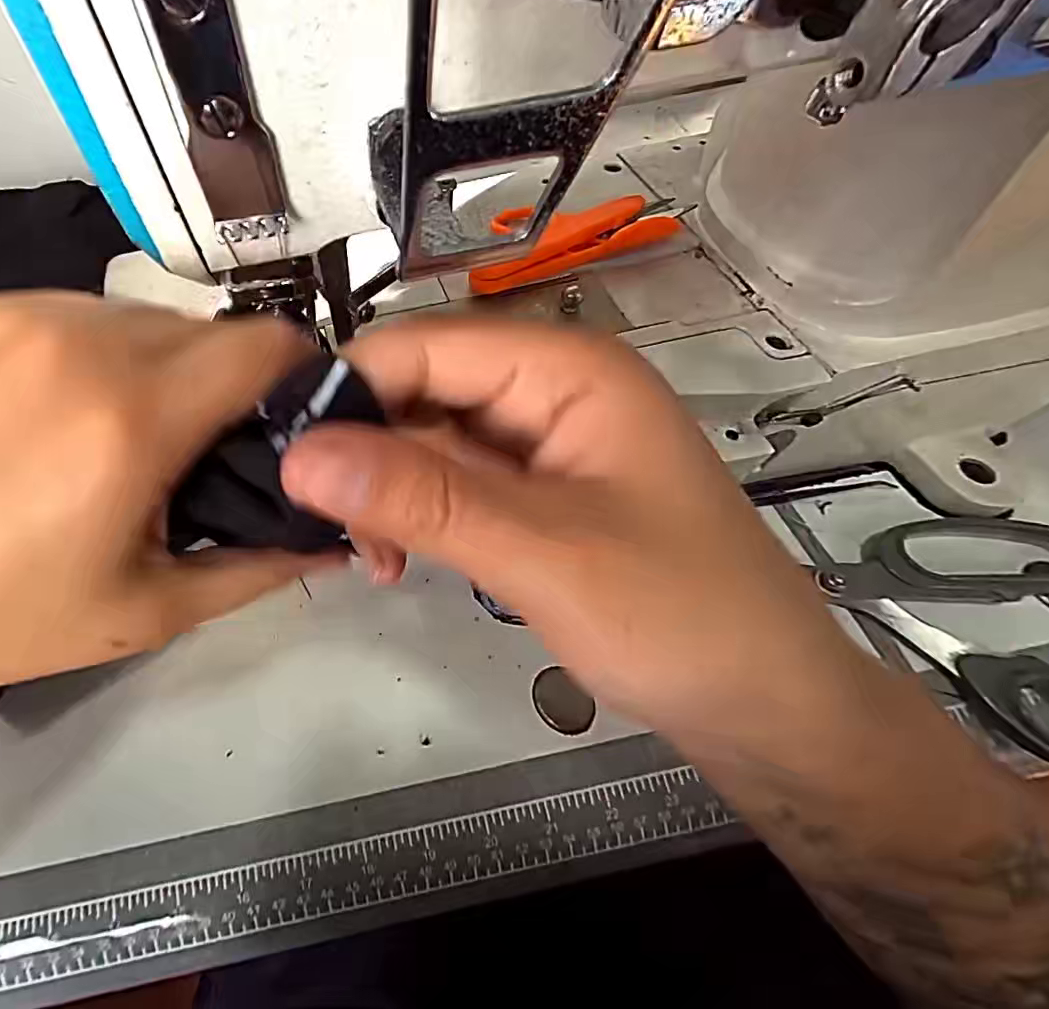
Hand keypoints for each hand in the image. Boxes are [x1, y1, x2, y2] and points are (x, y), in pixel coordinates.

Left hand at [0, 293, 332, 802]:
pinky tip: (68, 415)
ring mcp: (18, 315)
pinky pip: (83, 315)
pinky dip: (107, 354)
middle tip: (212, 448)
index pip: (265, 346)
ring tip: (135, 435)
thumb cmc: (0, 624)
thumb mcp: (155, 608)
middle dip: (235, 381)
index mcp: (132, 418)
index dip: (301, 372)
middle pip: (213, 330)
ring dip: (171, 366)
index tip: (299, 414)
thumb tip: (335, 540)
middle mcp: (80, 341)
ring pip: (150, 318)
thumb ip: (263, 564)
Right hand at [280, 316, 867, 744]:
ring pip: (432, 442)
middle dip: (368, 451)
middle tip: (329, 526)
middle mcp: (552, 391)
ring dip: (390, 491)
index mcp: (568, 370)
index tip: (287, 456)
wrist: (761, 704)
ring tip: (372, 558)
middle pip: (425, 391)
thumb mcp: (541, 552)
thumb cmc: (677, 616)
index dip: (351, 388)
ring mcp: (544, 444)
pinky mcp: (538, 493)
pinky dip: (419, 515)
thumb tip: (301, 453)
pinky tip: (400, 557)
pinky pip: (456, 484)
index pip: (427, 346)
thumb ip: (423, 498)